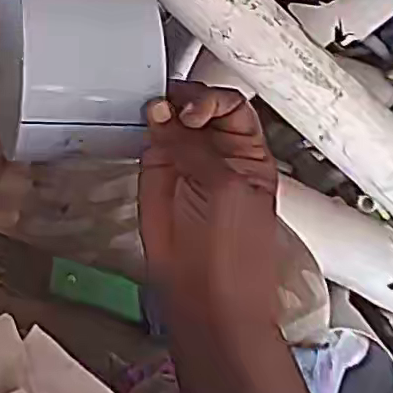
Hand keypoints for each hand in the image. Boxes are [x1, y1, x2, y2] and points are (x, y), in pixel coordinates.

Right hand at [139, 81, 280, 328]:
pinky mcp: (157, 170)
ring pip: (171, 117)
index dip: (211, 101)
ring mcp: (185, 160)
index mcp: (249, 153)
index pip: (231, 106)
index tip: (192, 113)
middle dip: (185, 98)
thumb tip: (163, 113)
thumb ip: (192, 146)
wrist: (203, 293)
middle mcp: (217, 151)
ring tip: (154, 113)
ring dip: (162, 108)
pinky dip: (143, 124)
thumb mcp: (222, 188)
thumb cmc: (232, 253)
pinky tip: (143, 121)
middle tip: (170, 106)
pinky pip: (149, 136)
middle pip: (200, 104)